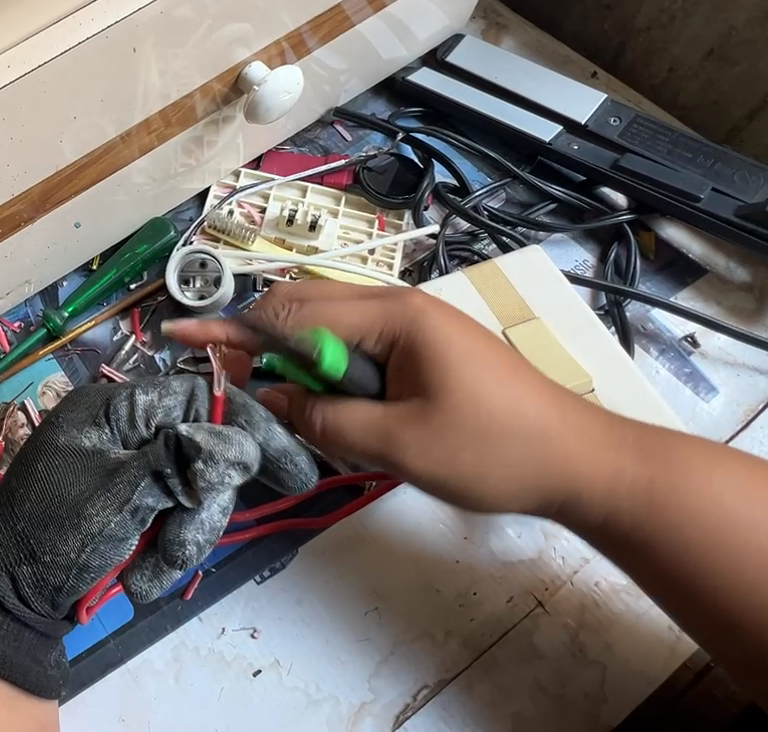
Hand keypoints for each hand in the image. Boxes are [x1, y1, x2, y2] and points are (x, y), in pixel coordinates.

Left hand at [0, 376, 316, 697]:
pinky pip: (175, 515)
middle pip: (202, 450)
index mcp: (115, 407)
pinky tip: (141, 578)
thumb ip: (180, 463)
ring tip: (148, 575)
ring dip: (181, 540)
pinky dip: (167, 550)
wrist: (4, 594)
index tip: (293, 473)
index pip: (199, 399)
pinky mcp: (136, 499)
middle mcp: (127, 426)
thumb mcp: (117, 494)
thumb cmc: (50, 532)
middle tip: (182, 548)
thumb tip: (240, 444)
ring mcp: (132, 463)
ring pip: (193, 490)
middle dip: (199, 508)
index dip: (250, 430)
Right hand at [164, 281, 622, 519]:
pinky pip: (351, 341)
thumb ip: (325, 418)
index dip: (234, 330)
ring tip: (274, 392)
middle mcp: (395, 304)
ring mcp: (409, 321)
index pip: (292, 316)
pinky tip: (324, 395)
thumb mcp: (401, 445)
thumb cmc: (496, 452)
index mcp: (391, 316)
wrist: (584, 463)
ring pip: (324, 321)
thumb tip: (269, 397)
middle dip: (257, 337)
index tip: (183, 334)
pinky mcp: (419, 343)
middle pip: (302, 306)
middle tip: (228, 377)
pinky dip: (323, 364)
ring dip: (291, 353)